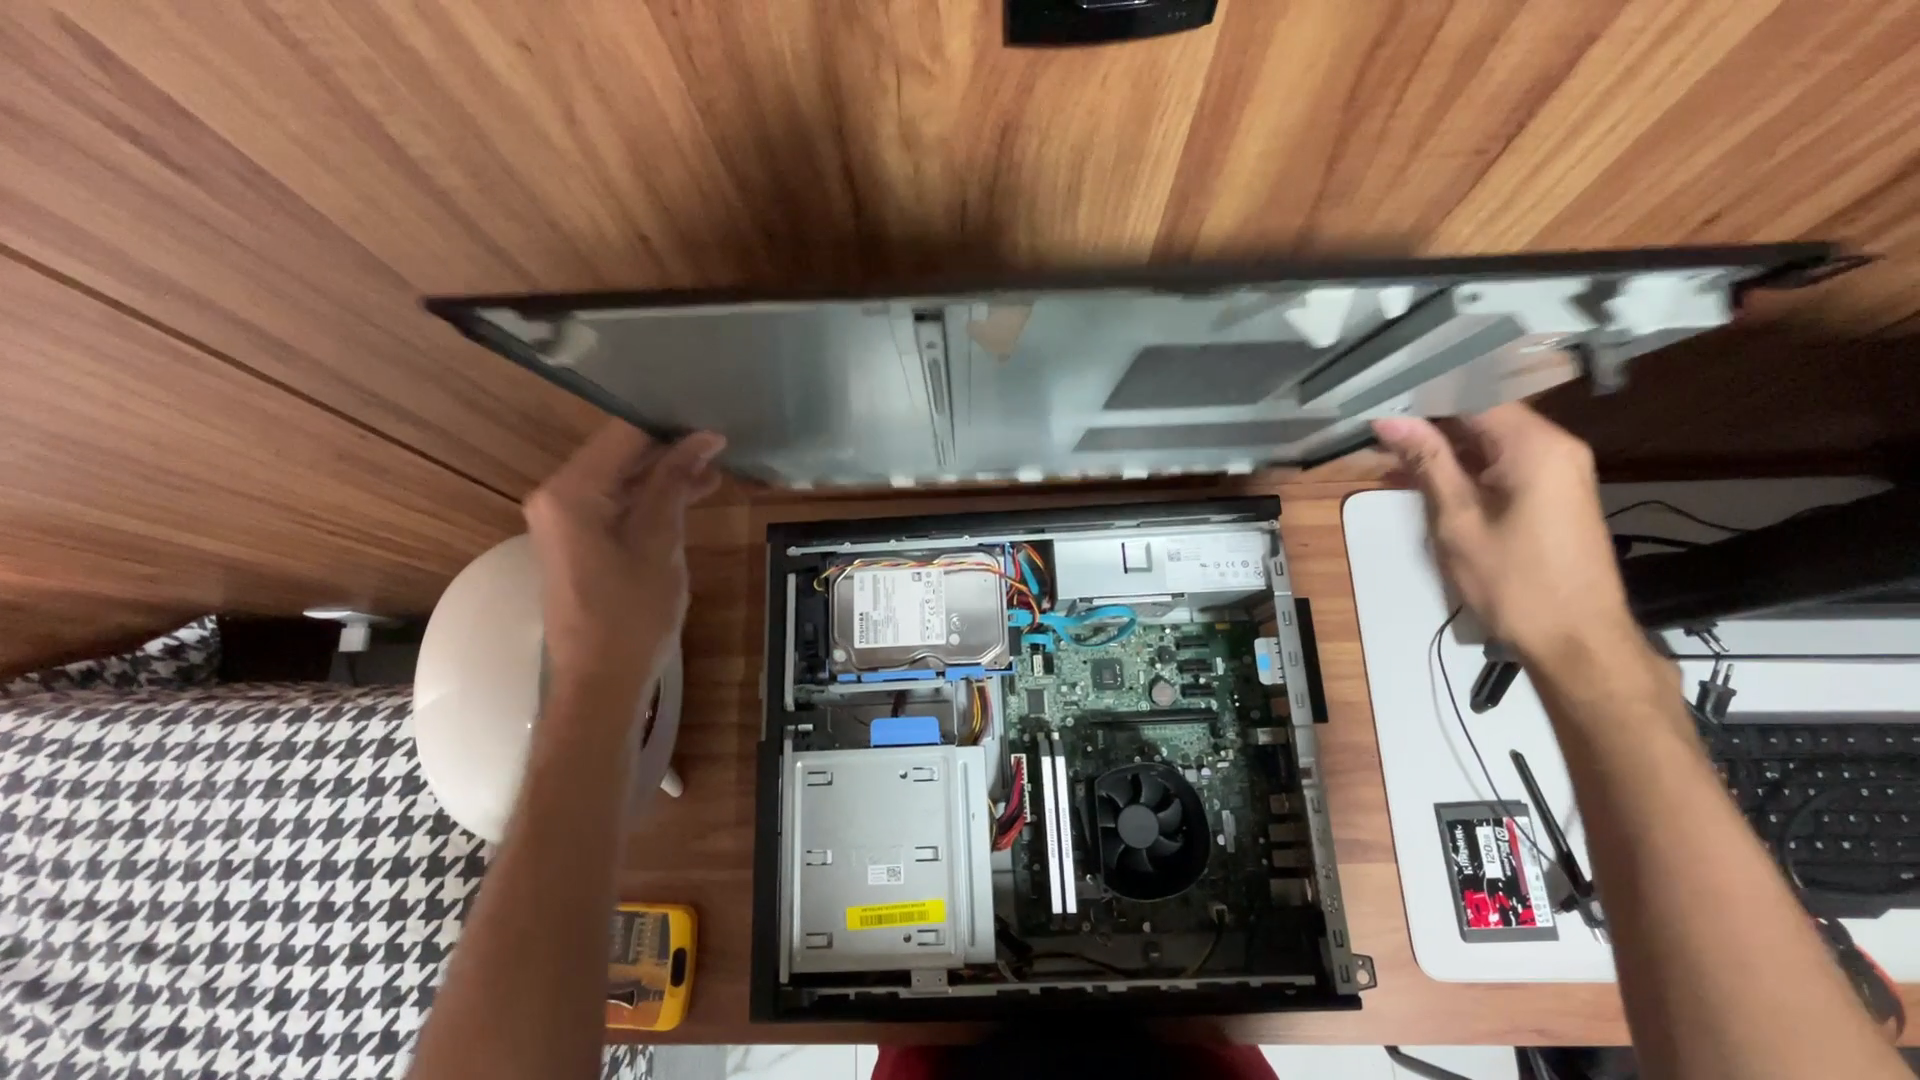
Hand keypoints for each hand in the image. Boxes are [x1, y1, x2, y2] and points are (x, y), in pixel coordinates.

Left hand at [523, 422, 725, 704]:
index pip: (623, 435)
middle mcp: (557, 497)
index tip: (714, 422)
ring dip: (664, 475)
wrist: (601, 681)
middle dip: (669, 449)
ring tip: (715, 470)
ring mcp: (564, 519)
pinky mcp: (576, 540)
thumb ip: (674, 483)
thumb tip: (703, 437)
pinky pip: (615, 503)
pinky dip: (649, 499)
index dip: (671, 426)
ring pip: (620, 479)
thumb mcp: (659, 543)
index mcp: (570, 492)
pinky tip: (690, 495)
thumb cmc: (631, 615)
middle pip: (618, 454)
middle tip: (721, 444)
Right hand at [1371, 404, 1635, 665]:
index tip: (1376, 400)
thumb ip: (1428, 463)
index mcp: (1535, 445)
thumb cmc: (1515, 582)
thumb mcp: (1458, 521)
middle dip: (1427, 420)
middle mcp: (1553, 446)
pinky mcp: (1551, 492)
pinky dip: (1462, 466)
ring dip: (1440, 446)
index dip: (1421, 395)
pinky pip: (1500, 462)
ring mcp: (1556, 469)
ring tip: (1386, 456)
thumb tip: (1389, 420)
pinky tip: (1421, 477)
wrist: (1577, 640)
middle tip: (1373, 431)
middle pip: (1482, 413)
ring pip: (1488, 438)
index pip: (1472, 394)